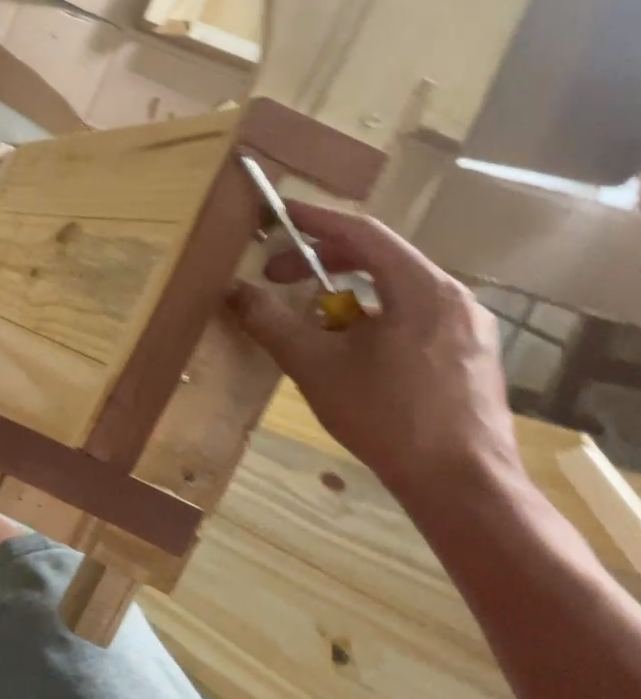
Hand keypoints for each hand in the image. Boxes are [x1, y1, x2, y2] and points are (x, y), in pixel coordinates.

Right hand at [228, 201, 519, 496]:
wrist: (462, 484)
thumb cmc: (387, 415)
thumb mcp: (313, 364)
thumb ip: (269, 320)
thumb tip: (233, 290)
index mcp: (424, 290)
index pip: (364, 234)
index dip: (315, 220)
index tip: (276, 214)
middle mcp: (453, 300)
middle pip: (381, 257)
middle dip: (321, 259)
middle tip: (274, 277)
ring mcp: (466, 328)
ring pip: (394, 287)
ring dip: (343, 290)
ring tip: (305, 315)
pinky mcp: (466, 354)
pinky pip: (410, 313)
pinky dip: (368, 313)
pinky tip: (343, 344)